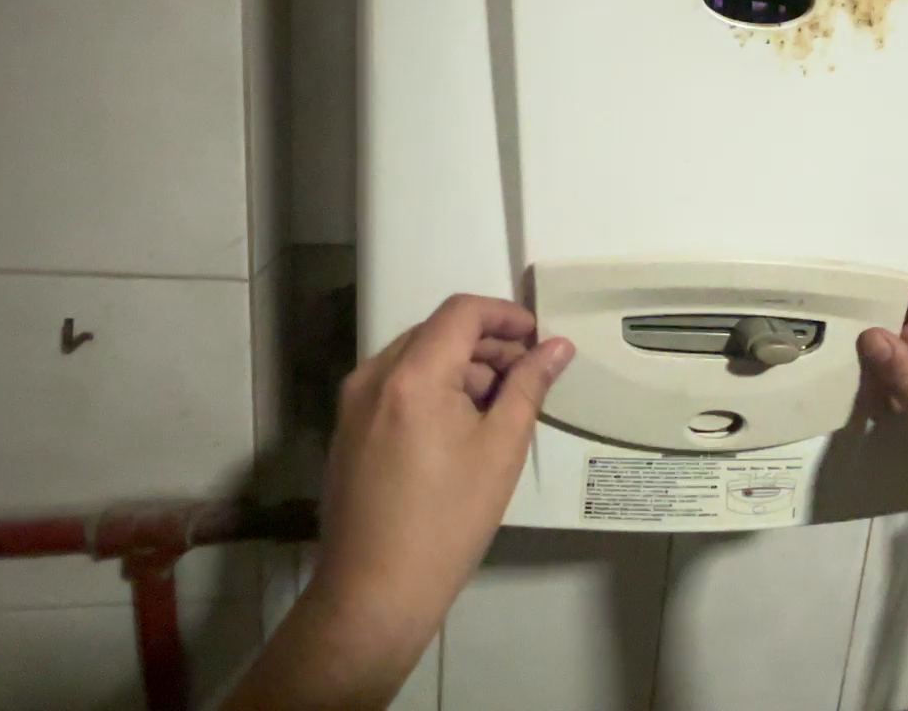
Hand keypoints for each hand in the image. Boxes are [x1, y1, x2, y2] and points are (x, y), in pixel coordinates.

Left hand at [251, 294, 572, 708]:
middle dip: (488, 343)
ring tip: (499, 405)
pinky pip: (397, 383)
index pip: (462, 312)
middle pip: (439, 331)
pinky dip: (435, 386)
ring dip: (463, 366)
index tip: (538, 338)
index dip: (505, 315)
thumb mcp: (501, 447)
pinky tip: (461, 425)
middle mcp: (374, 375)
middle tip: (528, 374)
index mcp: (412, 375)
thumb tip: (558, 346)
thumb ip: (530, 384)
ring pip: (418, 356)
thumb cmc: (447, 520)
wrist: (373, 595)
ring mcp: (354, 402)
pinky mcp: (349, 427)